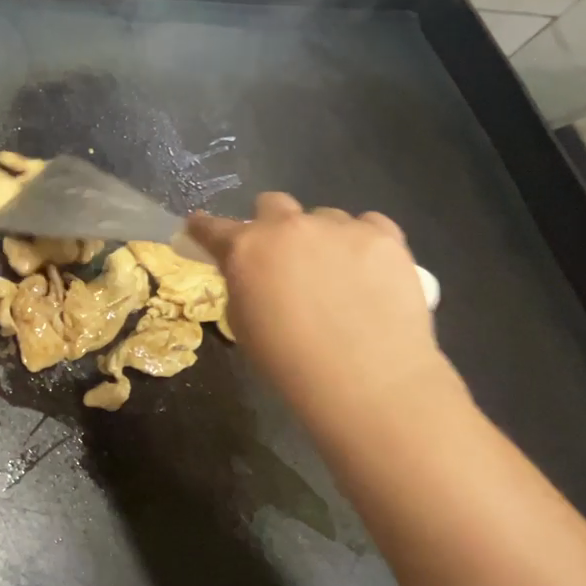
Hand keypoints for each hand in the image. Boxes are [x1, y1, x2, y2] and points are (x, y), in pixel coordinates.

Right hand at [188, 192, 458, 428]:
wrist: (370, 382)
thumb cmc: (292, 362)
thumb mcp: (243, 322)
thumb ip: (243, 284)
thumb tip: (254, 274)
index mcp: (245, 249)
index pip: (211, 226)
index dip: (204, 228)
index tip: (202, 229)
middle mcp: (287, 227)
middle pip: (272, 203)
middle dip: (272, 224)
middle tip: (284, 256)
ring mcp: (338, 227)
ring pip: (324, 217)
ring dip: (322, 238)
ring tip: (340, 274)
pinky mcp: (384, 237)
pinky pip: (369, 225)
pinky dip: (365, 241)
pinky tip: (371, 270)